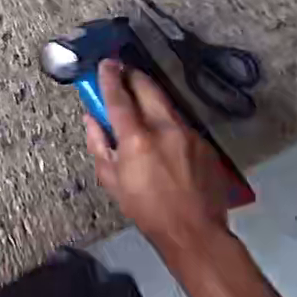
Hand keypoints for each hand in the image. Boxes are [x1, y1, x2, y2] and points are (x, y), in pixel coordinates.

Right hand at [82, 58, 232, 258]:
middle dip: (132, 76)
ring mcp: (188, 133)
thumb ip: (99, 145)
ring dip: (151, 99)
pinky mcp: (204, 141)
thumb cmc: (148, 211)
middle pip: (146, 86)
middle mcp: (165, 128)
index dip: (109, 78)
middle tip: (122, 73)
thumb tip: (91, 119)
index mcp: (137, 140)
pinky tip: (165, 138)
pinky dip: (168, 123)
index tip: (105, 64)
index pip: (119, 98)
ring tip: (140, 105)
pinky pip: (181, 122)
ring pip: (166, 103)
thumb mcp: (113, 182)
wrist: (195, 232)